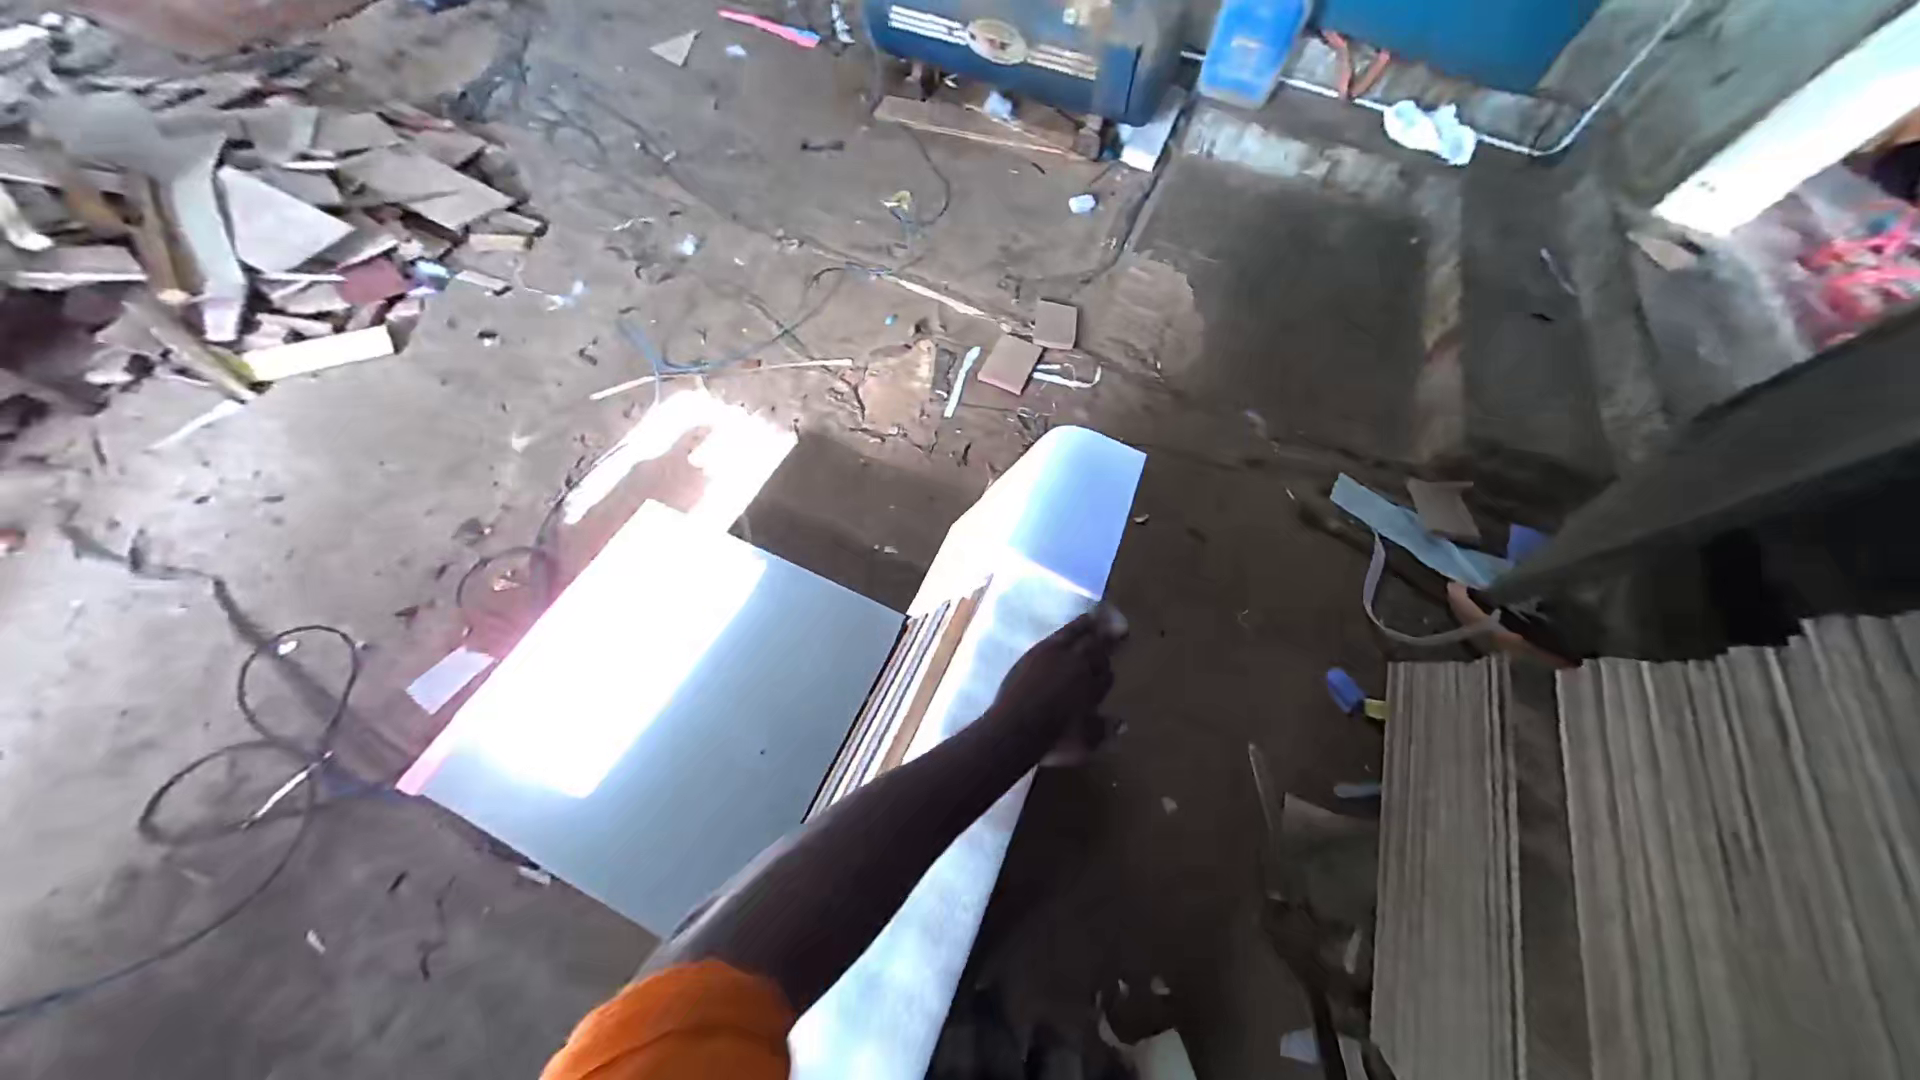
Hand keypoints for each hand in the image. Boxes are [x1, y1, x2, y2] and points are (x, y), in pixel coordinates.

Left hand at [988, 609, 1122, 749]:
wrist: (1015, 728)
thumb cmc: (1052, 739)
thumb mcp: (1084, 742)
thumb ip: (1103, 730)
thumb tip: (1123, 723)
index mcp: (1092, 689)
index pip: (1106, 676)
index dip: (1108, 672)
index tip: (1110, 669)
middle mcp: (1080, 669)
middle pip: (1098, 650)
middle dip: (1110, 639)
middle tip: (1120, 626)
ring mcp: (1057, 656)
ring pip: (1081, 636)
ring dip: (1093, 626)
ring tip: (1100, 615)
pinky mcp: (1037, 652)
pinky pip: (1061, 633)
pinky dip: (1073, 626)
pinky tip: (1073, 626)